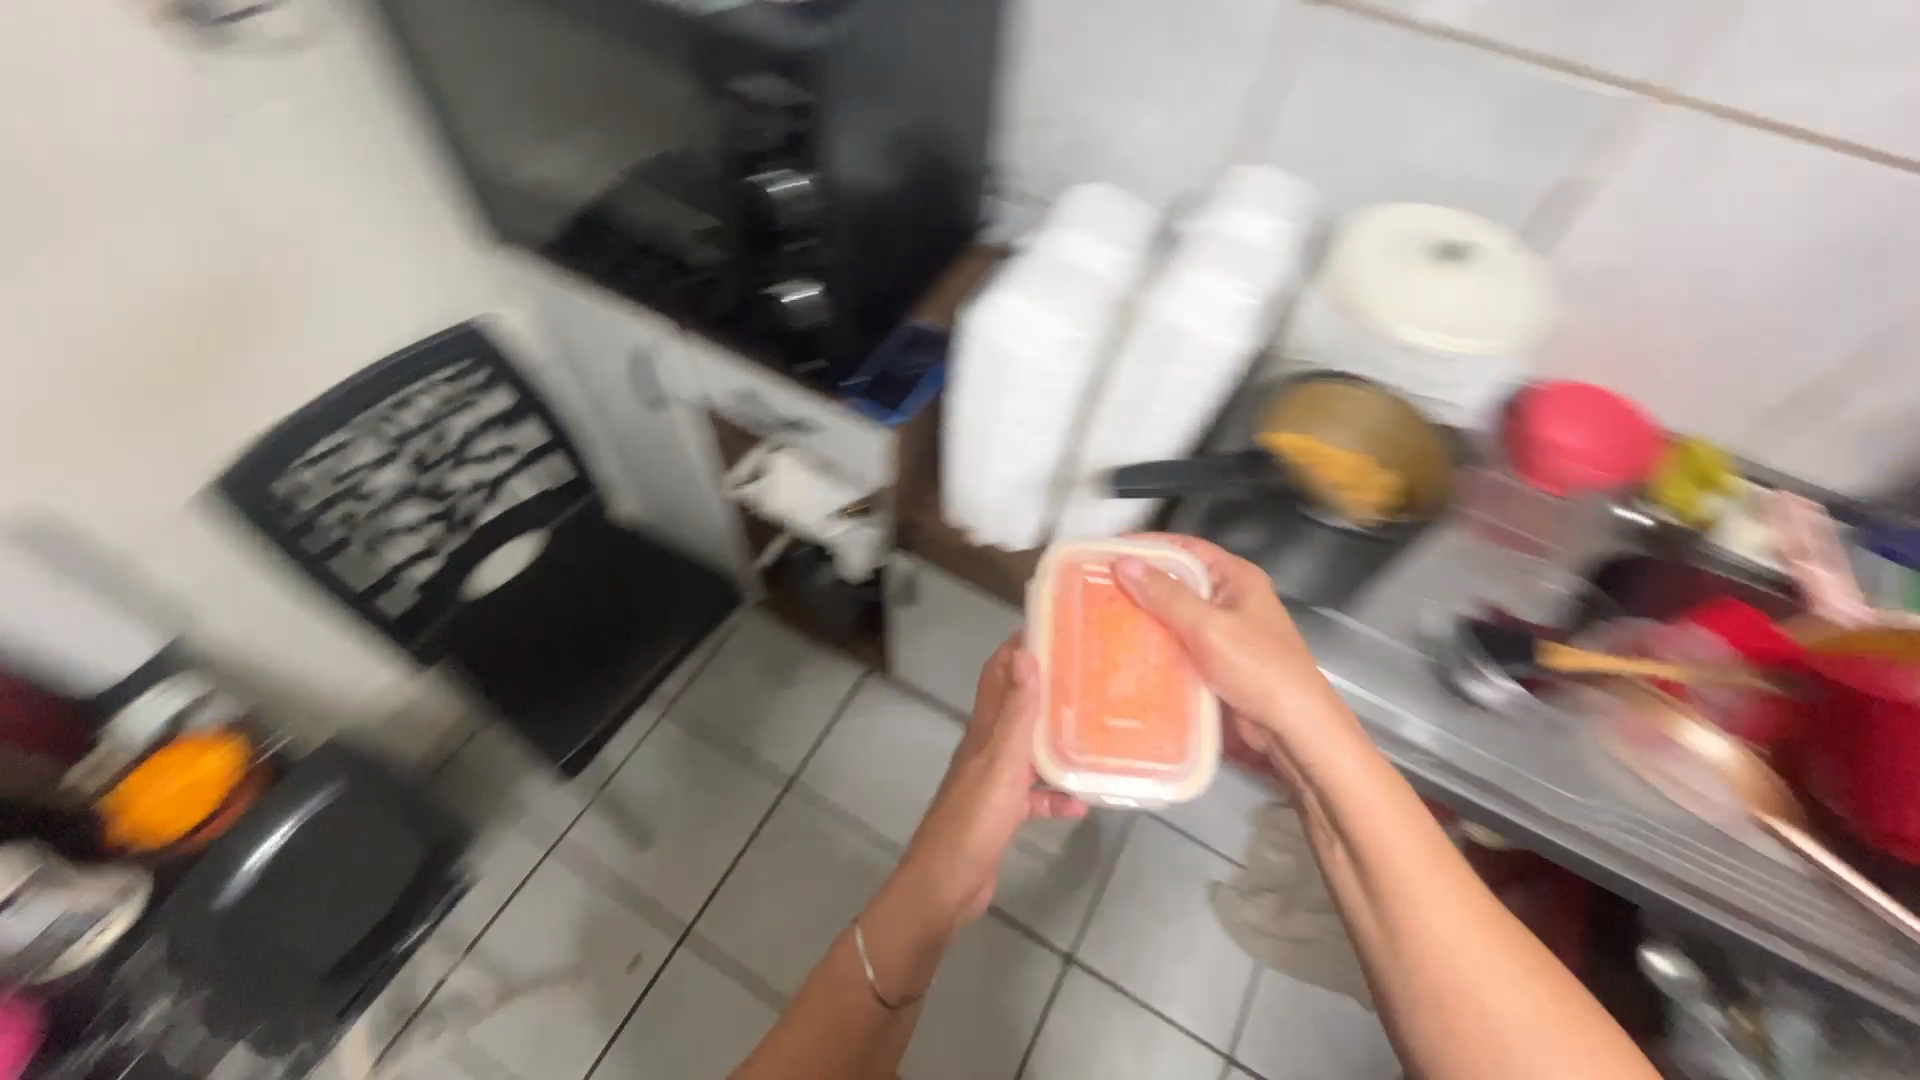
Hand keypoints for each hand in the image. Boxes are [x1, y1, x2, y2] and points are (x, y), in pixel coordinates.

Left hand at [892, 635, 1087, 927]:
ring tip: (1094, 732)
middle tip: (1088, 677)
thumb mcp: (1003, 761)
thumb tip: (1024, 654)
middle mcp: (987, 746)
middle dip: (1048, 689)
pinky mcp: (1001, 811)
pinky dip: (1055, 795)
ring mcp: (993, 780)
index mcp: (985, 728)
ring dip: (1056, 741)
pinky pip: (1034, 795)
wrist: (947, 882)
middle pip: (1017, 706)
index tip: (1052, 628)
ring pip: (1028, 749)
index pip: (998, 672)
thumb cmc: (975, 817)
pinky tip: (1082, 801)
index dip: (1018, 646)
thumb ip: (1016, 712)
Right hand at [1113, 534, 1348, 756]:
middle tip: (1096, 587)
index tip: (1108, 551)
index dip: (1148, 546)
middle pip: (1177, 582)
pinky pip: (1176, 646)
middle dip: (1139, 584)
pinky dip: (1152, 647)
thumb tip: (1124, 562)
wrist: (1292, 729)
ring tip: (1100, 617)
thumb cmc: (1258, 668)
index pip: (1186, 548)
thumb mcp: (1209, 626)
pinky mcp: (1213, 664)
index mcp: (1236, 579)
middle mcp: (1229, 600)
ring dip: (1142, 618)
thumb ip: (1166, 595)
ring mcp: (1221, 634)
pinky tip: (1122, 651)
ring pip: (1173, 617)